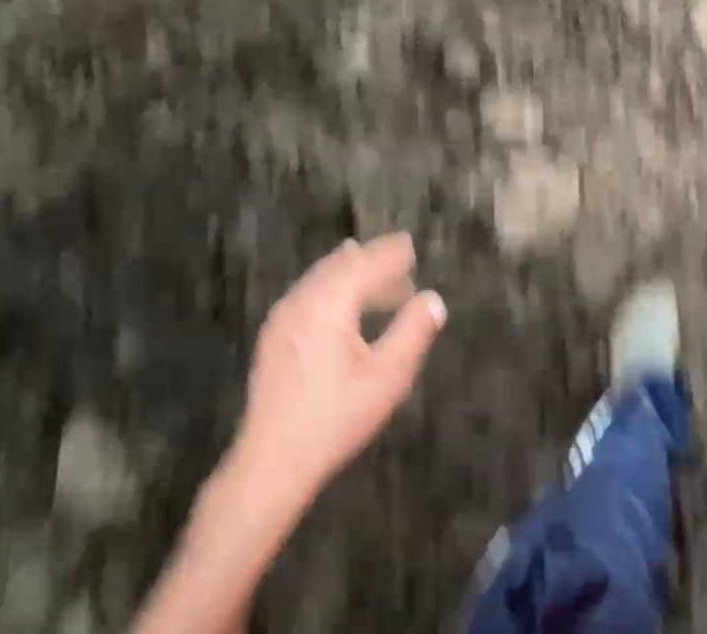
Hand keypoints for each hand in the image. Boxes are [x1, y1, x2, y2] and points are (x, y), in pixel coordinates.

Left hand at [229, 234, 446, 501]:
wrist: (272, 461)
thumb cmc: (336, 418)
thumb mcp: (388, 377)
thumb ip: (414, 331)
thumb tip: (433, 300)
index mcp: (329, 306)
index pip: (365, 265)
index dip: (390, 255)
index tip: (410, 245)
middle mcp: (301, 302)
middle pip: (340, 266)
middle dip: (372, 259)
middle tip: (401, 260)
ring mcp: (282, 320)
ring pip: (321, 279)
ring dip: (353, 274)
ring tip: (380, 281)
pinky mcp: (274, 338)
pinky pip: (308, 294)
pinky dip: (334, 288)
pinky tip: (345, 306)